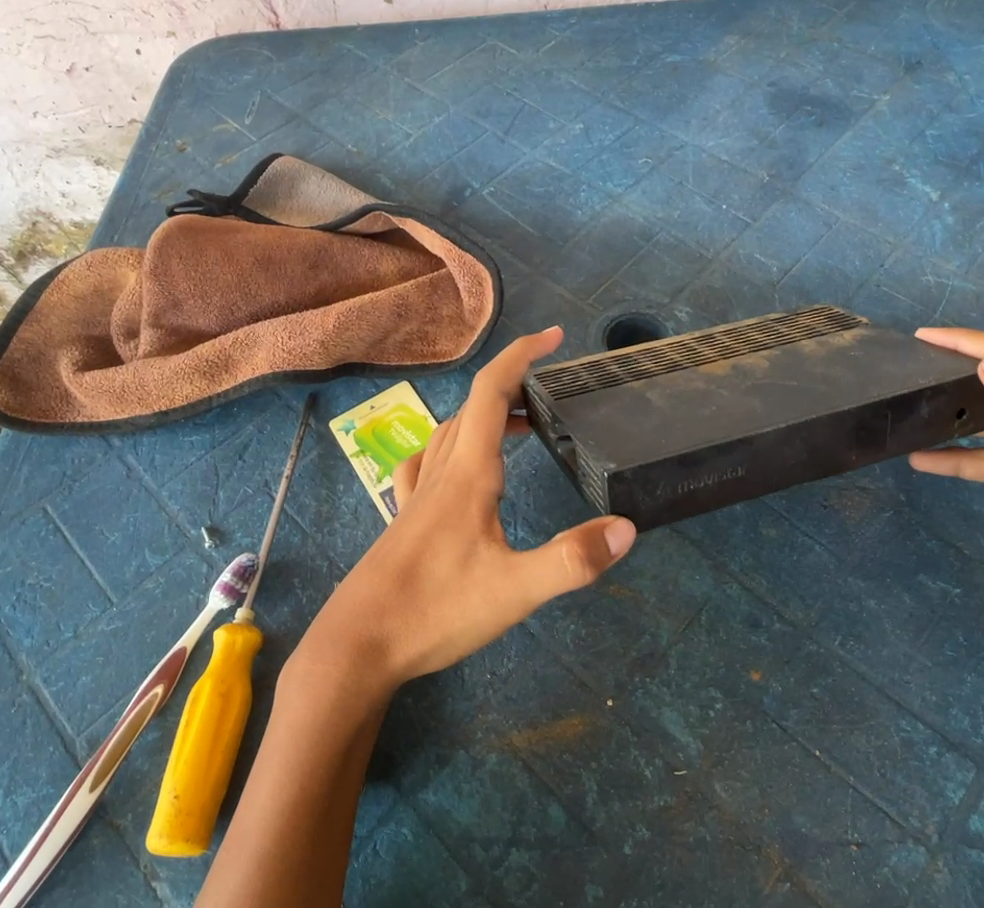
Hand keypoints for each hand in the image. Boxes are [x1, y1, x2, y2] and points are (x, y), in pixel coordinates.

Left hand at [294, 326, 637, 691]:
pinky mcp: (401, 521)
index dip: (521, 356)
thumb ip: (571, 560)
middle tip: (550, 396)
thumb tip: (626, 528)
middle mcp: (439, 475)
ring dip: (483, 417)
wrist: (356, 646)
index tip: (553, 336)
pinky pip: (425, 464)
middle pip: (471, 409)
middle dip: (511, 387)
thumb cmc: (434, 612)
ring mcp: (414, 497)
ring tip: (518, 429)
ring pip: (447, 434)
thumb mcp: (515, 591)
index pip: (491, 394)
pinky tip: (452, 470)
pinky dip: (448, 448)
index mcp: (468, 476)